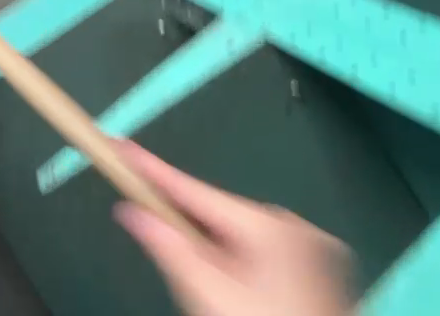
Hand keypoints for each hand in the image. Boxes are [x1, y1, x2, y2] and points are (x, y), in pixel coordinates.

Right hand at [113, 143, 351, 315]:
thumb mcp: (206, 295)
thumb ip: (166, 245)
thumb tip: (130, 208)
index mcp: (270, 227)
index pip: (195, 190)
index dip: (152, 168)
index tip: (119, 145)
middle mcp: (295, 228)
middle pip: (217, 215)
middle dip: (186, 224)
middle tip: (156, 236)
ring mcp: (314, 251)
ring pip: (238, 235)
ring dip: (210, 246)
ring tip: (203, 285)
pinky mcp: (320, 273)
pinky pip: (261, 253)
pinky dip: (236, 261)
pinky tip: (231, 288)